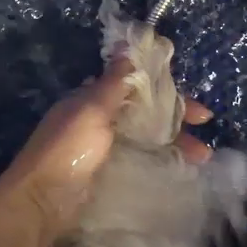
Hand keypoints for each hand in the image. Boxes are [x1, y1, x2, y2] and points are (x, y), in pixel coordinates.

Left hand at [0, 57, 212, 238]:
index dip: (166, 92)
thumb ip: (112, 82)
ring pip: (145, 137)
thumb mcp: (91, 109)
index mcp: (90, 99)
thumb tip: (127, 47)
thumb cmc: (68, 148)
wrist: (42, 199)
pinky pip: (138, 159)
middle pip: (144, 113)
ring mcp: (101, 148)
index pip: (135, 87)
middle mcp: (96, 119)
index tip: (196, 107)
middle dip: (175, 120)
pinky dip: (159, 160)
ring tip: (201, 157)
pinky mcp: (105, 173)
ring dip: (173, 142)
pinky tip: (179, 168)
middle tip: (204, 133)